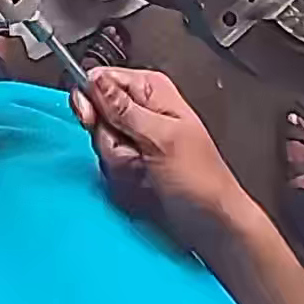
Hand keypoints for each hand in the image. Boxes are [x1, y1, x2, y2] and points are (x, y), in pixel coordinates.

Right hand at [70, 67, 250, 247]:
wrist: (213, 226)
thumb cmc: (199, 178)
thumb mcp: (160, 137)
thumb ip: (122, 108)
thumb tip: (93, 79)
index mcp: (150, 88)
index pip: (100, 78)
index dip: (90, 98)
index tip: (92, 119)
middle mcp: (139, 107)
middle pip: (95, 113)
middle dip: (110, 139)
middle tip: (134, 153)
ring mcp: (133, 135)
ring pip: (101, 142)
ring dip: (120, 163)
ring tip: (145, 172)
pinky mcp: (130, 160)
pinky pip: (108, 164)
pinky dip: (122, 177)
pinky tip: (142, 183)